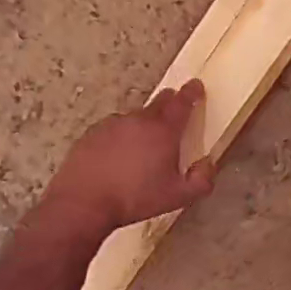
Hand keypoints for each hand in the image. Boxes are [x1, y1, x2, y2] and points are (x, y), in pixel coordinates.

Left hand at [37, 80, 216, 232]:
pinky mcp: (91, 134)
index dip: (192, 92)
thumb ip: (202, 180)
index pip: (182, 102)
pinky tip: (119, 156)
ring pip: (135, 117)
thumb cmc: (135, 199)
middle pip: (159, 102)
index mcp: (163, 130)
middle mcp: (138, 120)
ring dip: (143, 124)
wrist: (82, 203)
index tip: (196, 85)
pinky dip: (121, 136)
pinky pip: (113, 129)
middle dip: (170, 102)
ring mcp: (112, 125)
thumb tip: (208, 163)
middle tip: (175, 109)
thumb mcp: (178, 196)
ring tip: (144, 145)